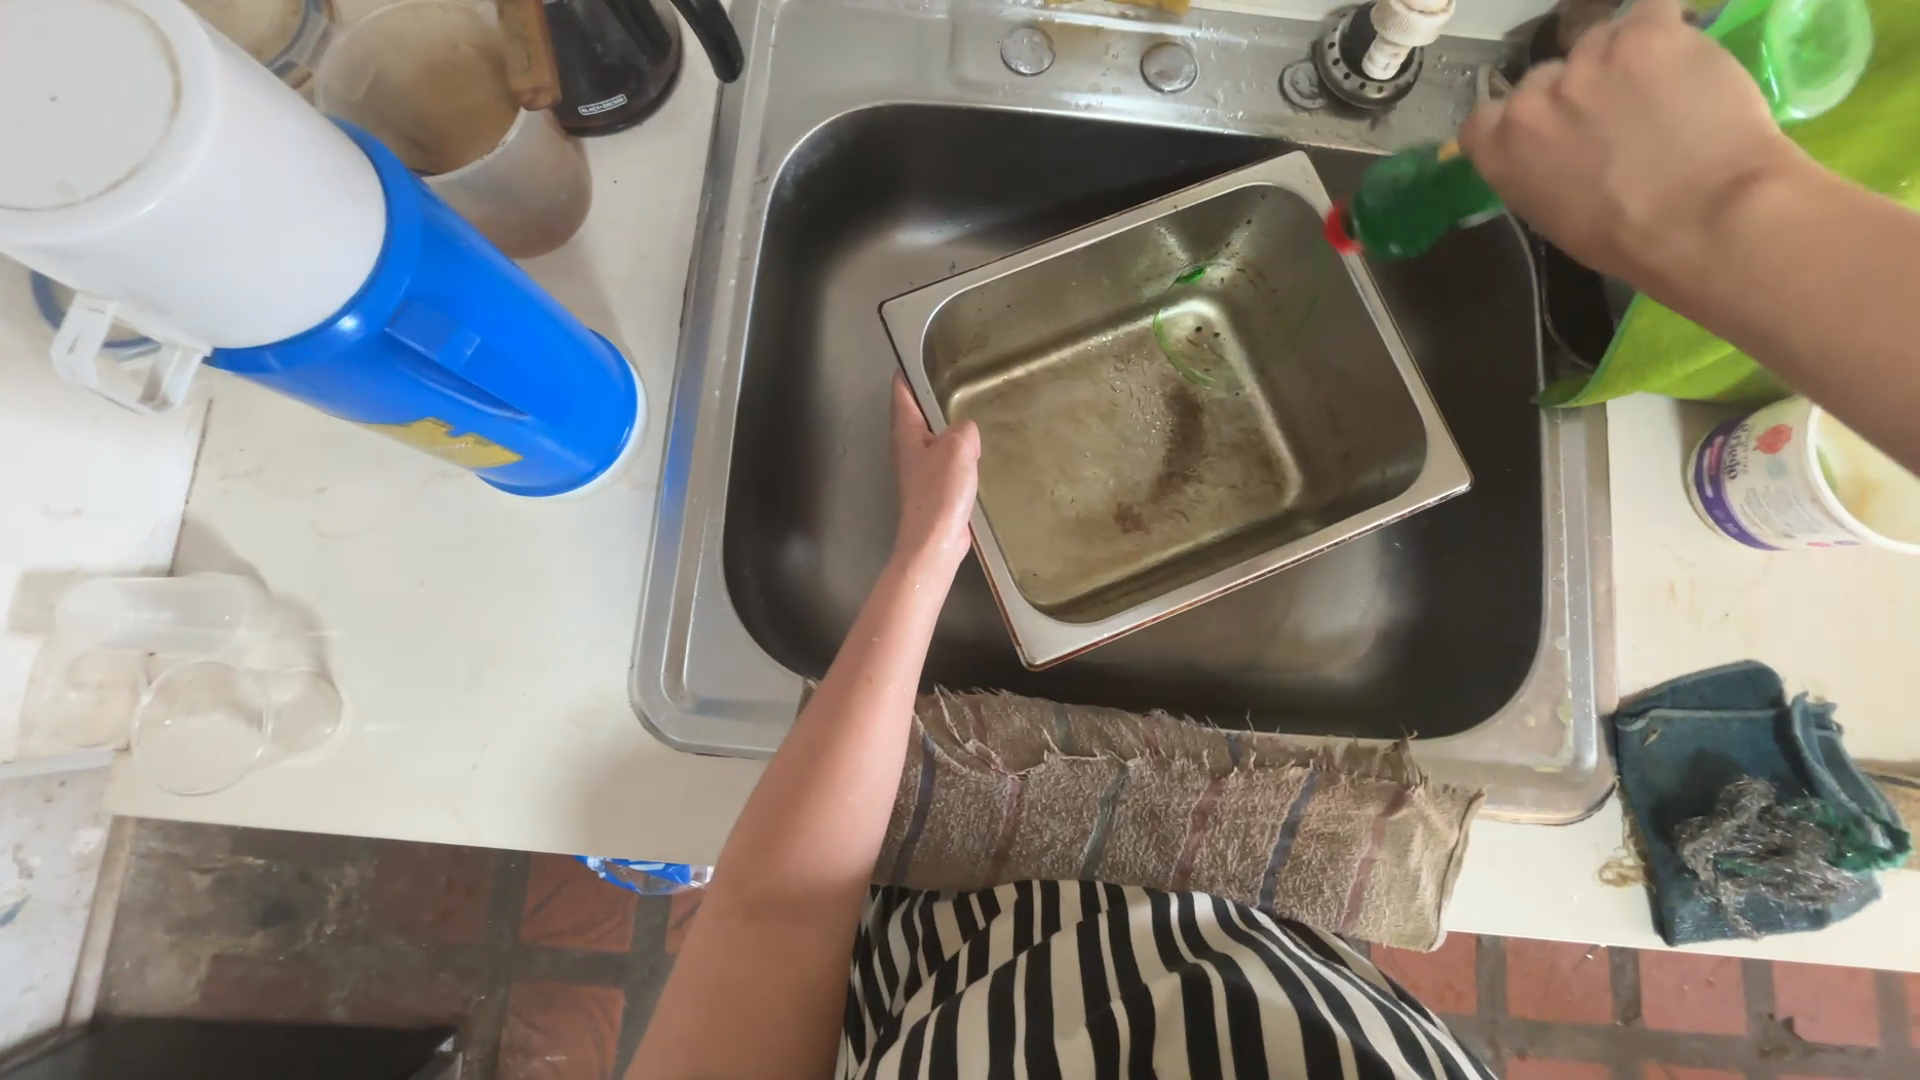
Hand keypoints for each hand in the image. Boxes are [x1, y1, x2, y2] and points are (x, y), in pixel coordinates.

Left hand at [888, 374, 980, 573]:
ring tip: (974, 416)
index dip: (911, 369)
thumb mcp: (959, 446)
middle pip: (918, 412)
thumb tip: (966, 434)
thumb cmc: (940, 491)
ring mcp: (918, 468)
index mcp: (905, 430)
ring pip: (935, 437)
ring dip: (952, 429)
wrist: (935, 540)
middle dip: (936, 397)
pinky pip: (946, 460)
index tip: (926, 353)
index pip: (902, 389)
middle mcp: (906, 446)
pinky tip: (977, 457)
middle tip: (961, 381)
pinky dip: (960, 455)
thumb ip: (964, 428)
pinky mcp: (932, 487)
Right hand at [1458, 0, 1807, 289]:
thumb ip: (1534, 166)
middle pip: (1545, 75)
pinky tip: (1681, 56)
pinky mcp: (1648, 36)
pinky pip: (1653, 11)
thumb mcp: (1547, 211)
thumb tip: (1554, 145)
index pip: (1483, 116)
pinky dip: (1666, 28)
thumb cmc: (1617, 235)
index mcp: (1499, 152)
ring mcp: (1587, 65)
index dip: (1512, 115)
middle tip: (1611, 111)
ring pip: (1599, 41)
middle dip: (1572, 89)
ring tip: (1656, 85)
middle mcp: (1531, 103)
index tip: (1542, 124)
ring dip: (1621, 57)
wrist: (1696, 215)